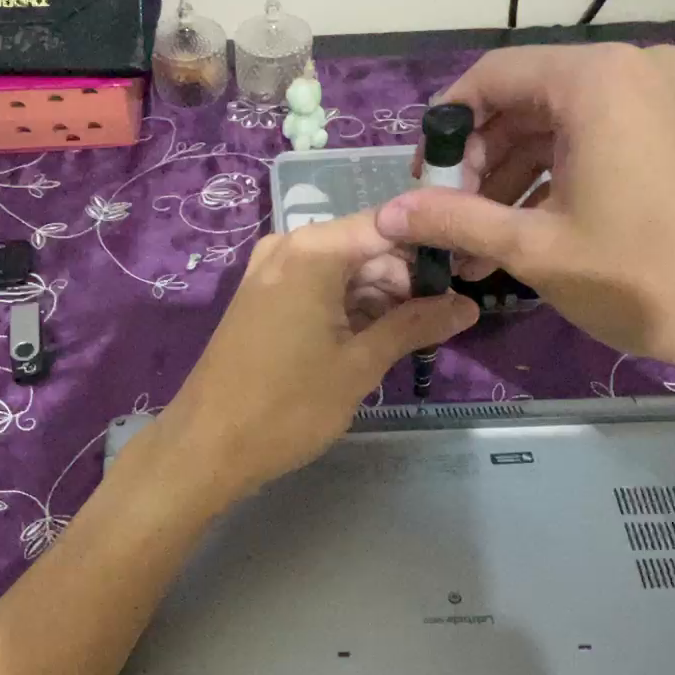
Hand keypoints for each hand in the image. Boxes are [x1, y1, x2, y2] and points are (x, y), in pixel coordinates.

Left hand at [145, 212, 477, 502]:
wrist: (206, 447)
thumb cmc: (287, 407)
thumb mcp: (359, 365)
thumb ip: (415, 327)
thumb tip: (466, 305)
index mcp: (314, 250)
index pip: (392, 227)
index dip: (432, 251)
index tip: (467, 278)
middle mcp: (289, 247)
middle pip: (367, 249)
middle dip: (406, 283)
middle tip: (442, 325)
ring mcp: (269, 274)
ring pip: (342, 273)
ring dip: (378, 302)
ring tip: (409, 343)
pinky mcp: (260, 301)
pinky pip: (316, 291)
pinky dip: (346, 312)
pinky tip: (369, 344)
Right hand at [374, 43, 674, 393]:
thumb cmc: (640, 277)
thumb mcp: (533, 248)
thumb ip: (455, 221)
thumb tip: (388, 214)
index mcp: (595, 81)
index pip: (491, 77)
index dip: (445, 130)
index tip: (423, 186)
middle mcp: (633, 69)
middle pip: (526, 101)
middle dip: (478, 165)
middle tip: (450, 225)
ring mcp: (665, 97)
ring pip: (560, 126)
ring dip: (512, 181)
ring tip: (479, 247)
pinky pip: (598, 140)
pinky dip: (556, 180)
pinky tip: (528, 234)